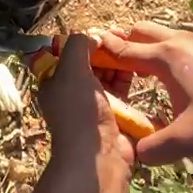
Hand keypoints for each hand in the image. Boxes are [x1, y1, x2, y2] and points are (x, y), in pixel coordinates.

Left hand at [36, 33, 136, 180]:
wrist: (98, 159)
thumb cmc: (79, 111)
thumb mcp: (71, 71)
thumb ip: (77, 46)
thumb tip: (89, 36)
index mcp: (53, 84)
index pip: (63, 57)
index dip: (79, 43)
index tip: (97, 33)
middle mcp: (71, 95)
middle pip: (87, 65)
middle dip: (102, 52)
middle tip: (120, 38)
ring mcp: (93, 107)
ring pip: (105, 77)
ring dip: (116, 65)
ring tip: (131, 51)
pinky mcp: (114, 117)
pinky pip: (120, 93)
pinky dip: (127, 81)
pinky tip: (138, 68)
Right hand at [91, 22, 192, 164]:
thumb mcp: (184, 142)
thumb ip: (151, 148)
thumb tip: (132, 154)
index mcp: (167, 58)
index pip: (125, 50)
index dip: (104, 52)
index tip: (88, 50)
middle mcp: (183, 40)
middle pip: (142, 30)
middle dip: (127, 42)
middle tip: (118, 62)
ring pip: (167, 33)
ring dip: (153, 46)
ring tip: (149, 70)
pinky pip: (190, 40)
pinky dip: (178, 50)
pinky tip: (186, 75)